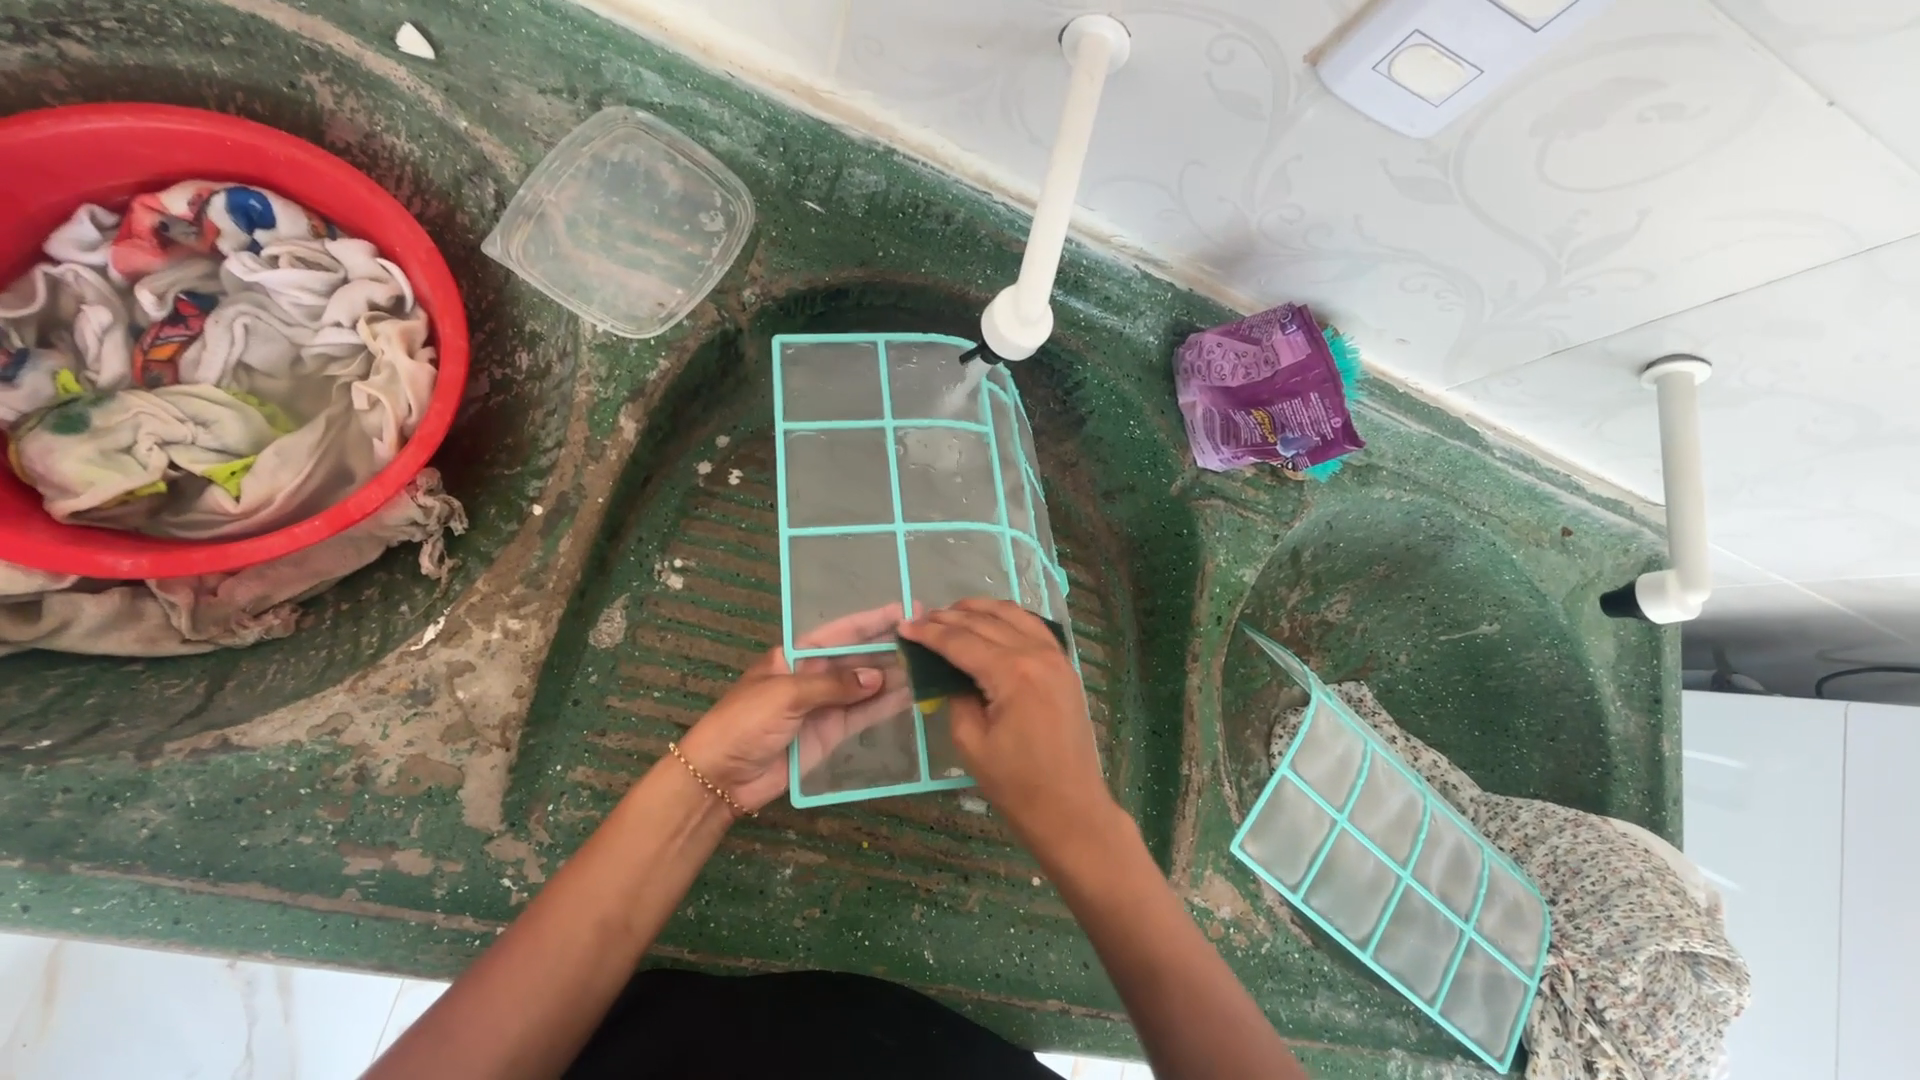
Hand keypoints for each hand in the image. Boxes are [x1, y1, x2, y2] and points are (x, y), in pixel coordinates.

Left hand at [676, 605, 911, 811]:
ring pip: (867, 685)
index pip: (842, 633)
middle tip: (927, 639)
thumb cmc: (744, 722)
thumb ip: (834, 685)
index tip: (904, 609)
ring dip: (895, 676)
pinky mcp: (831, 733)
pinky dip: (886, 705)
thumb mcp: (785, 695)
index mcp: (796, 656)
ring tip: (929, 665)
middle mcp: (815, 676)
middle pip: (859, 657)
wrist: (721, 776)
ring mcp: (825, 705)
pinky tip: (912, 695)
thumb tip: (879, 676)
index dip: (872, 621)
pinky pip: (864, 714)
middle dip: (890, 647)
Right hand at [897, 598, 1118, 851]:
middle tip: (920, 617)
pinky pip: (1035, 628)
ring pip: (1014, 616)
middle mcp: (1037, 654)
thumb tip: (946, 672)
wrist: (1070, 808)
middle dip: (949, 617)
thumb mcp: (971, 742)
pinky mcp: (1066, 667)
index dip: (928, 633)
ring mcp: (1057, 657)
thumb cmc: (1016, 784)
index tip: (903, 627)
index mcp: (1012, 673)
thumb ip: (956, 697)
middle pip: (986, 622)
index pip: (961, 641)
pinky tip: (992, 622)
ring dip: (981, 610)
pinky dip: (1010, 619)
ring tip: (952, 612)